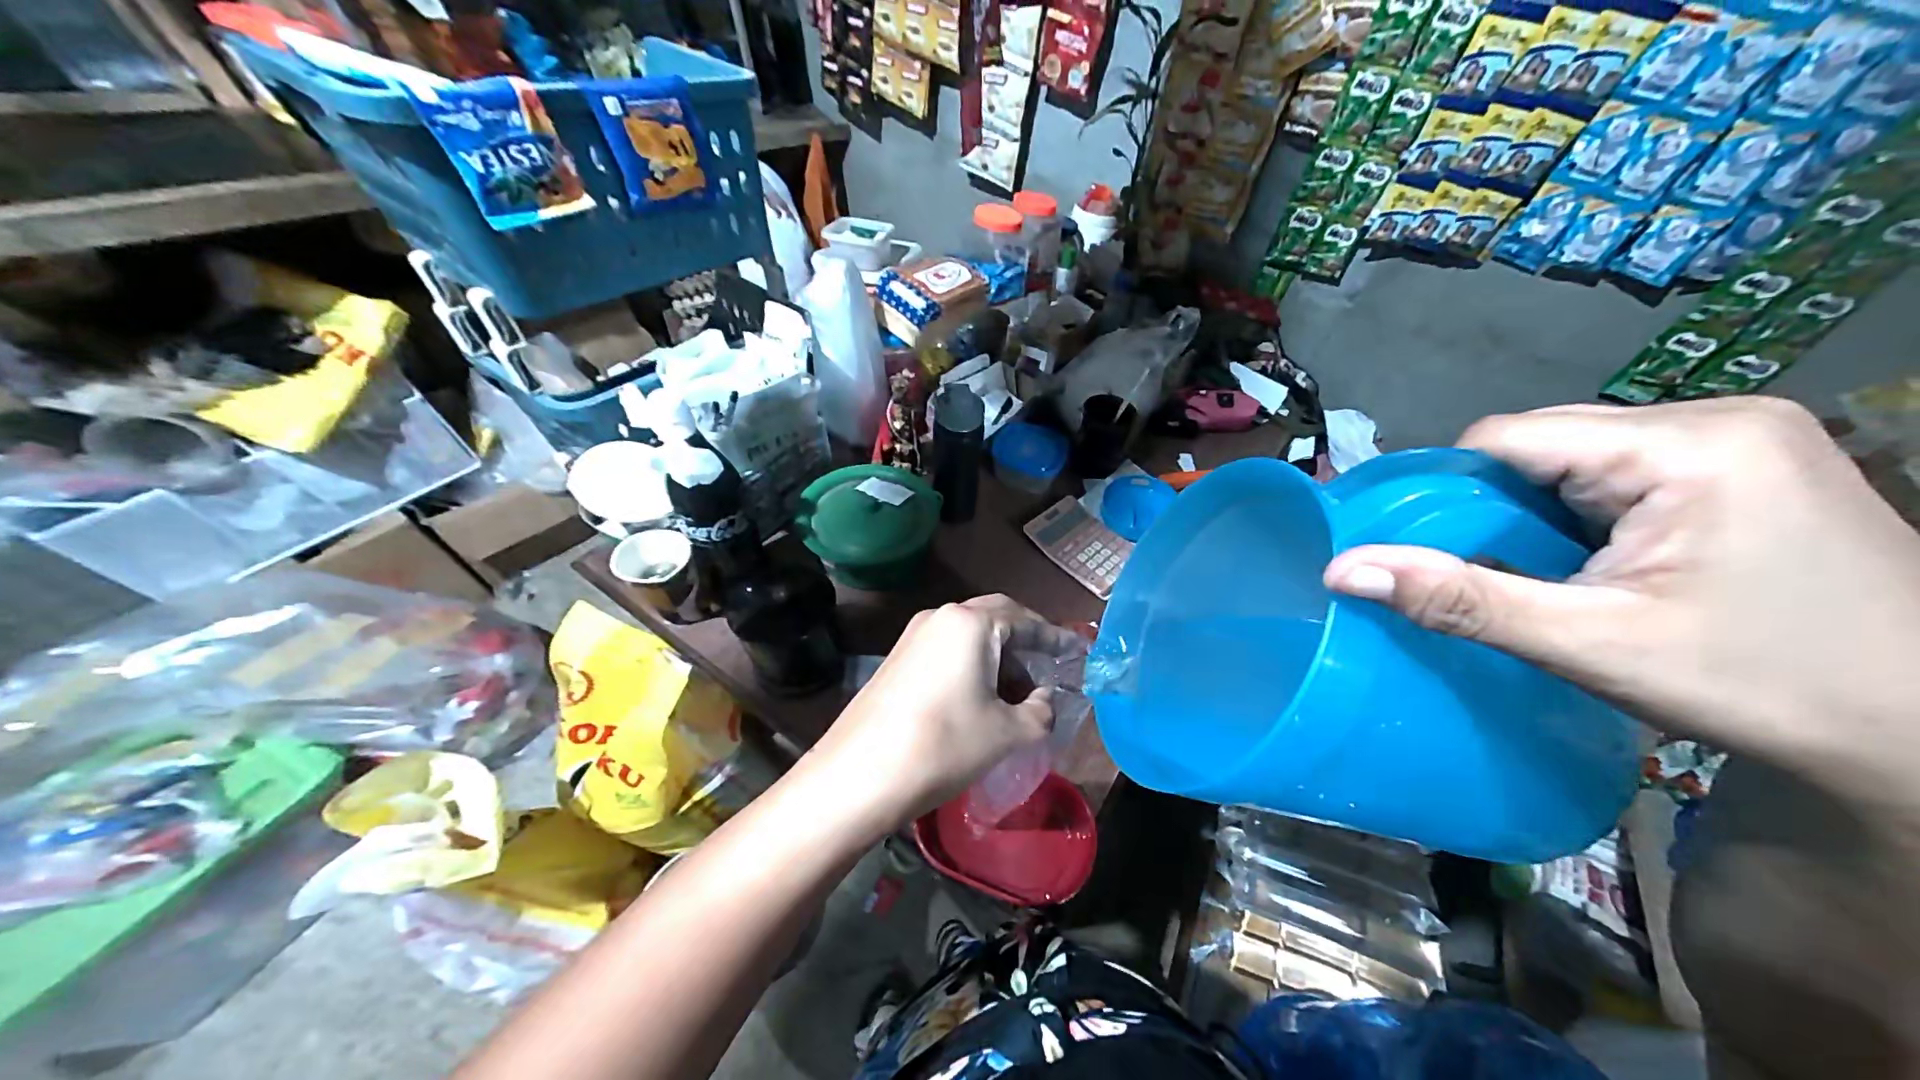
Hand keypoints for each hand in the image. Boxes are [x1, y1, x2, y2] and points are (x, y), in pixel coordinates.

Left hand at [803, 595, 1080, 831]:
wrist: (859, 775)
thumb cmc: (944, 745)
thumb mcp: (1006, 733)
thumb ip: (1039, 711)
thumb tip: (1044, 700)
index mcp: (970, 623)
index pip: (1026, 620)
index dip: (1055, 639)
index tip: (1078, 654)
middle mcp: (940, 617)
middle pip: (995, 620)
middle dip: (1025, 645)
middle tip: (1048, 674)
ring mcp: (913, 637)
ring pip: (969, 638)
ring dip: (997, 659)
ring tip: (1016, 698)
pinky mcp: (897, 660)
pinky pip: (946, 652)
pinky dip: (971, 668)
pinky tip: (980, 702)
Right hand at [1323, 398, 1919, 811]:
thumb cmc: (1765, 686)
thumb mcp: (1592, 643)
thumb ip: (1460, 600)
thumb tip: (1341, 570)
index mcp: (1687, 444)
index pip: (1509, 436)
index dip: (1447, 488)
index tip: (1418, 547)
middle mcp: (1715, 420)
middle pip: (1542, 443)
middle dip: (1495, 506)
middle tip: (1482, 572)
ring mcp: (1739, 441)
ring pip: (1574, 460)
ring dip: (1535, 514)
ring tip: (1537, 574)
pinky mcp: (1746, 469)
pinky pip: (1617, 475)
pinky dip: (1578, 518)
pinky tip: (1586, 565)